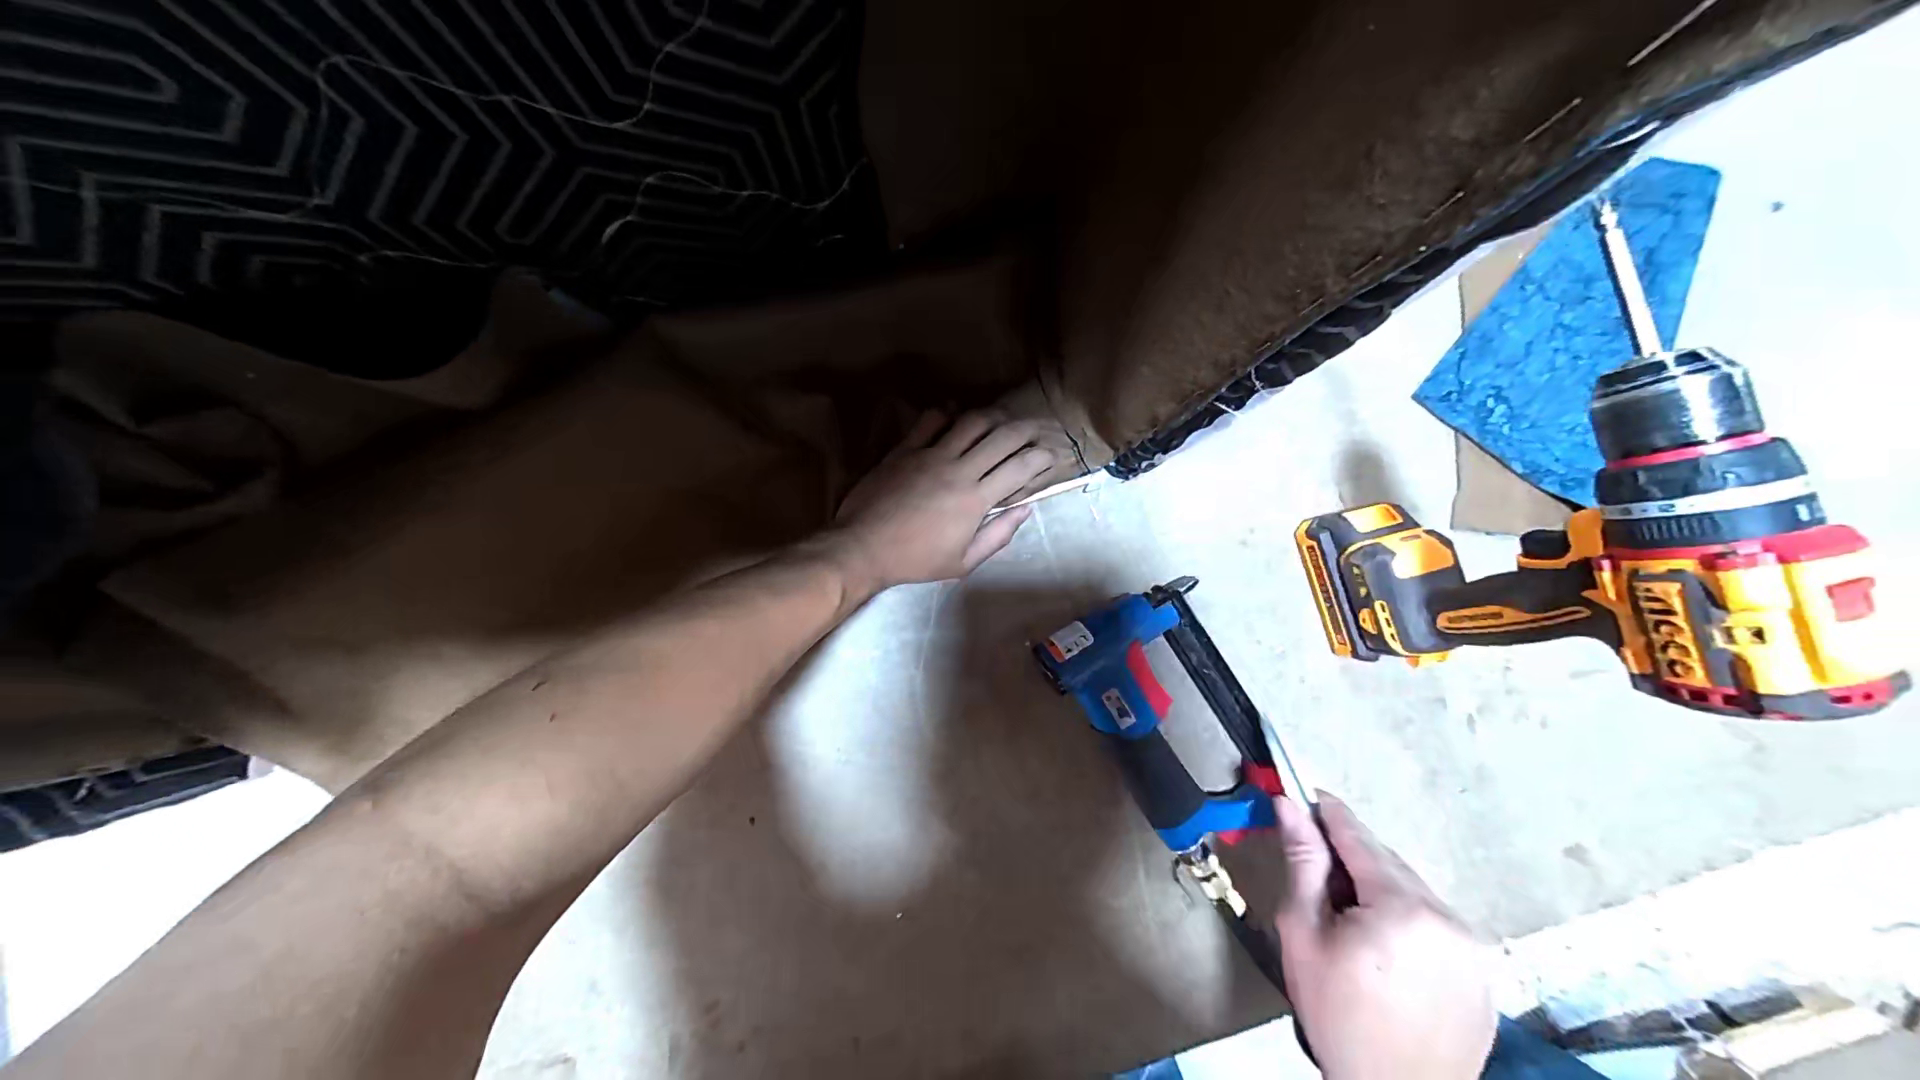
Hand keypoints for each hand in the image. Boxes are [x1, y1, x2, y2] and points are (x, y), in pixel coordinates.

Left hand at [823, 410, 1065, 591]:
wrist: (863, 547)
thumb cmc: (915, 561)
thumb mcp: (963, 562)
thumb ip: (998, 536)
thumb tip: (1025, 510)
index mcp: (976, 499)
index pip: (1021, 466)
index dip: (1043, 456)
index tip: (1052, 455)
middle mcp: (959, 469)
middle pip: (1003, 435)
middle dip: (1028, 428)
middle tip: (1038, 428)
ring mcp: (930, 454)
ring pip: (971, 421)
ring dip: (993, 416)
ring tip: (1001, 420)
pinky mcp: (905, 449)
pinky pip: (930, 420)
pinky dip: (948, 413)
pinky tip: (955, 416)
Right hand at [1272, 793, 1495, 1079]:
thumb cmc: (1338, 1013)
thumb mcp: (1304, 933)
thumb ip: (1302, 863)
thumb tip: (1290, 807)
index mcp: (1403, 906)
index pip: (1359, 837)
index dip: (1327, 811)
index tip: (1302, 792)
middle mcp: (1448, 917)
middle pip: (1387, 862)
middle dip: (1349, 856)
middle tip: (1314, 869)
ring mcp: (1473, 946)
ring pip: (1411, 890)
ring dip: (1376, 886)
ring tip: (1345, 916)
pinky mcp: (1483, 972)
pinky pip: (1434, 921)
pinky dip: (1403, 916)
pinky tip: (1380, 944)